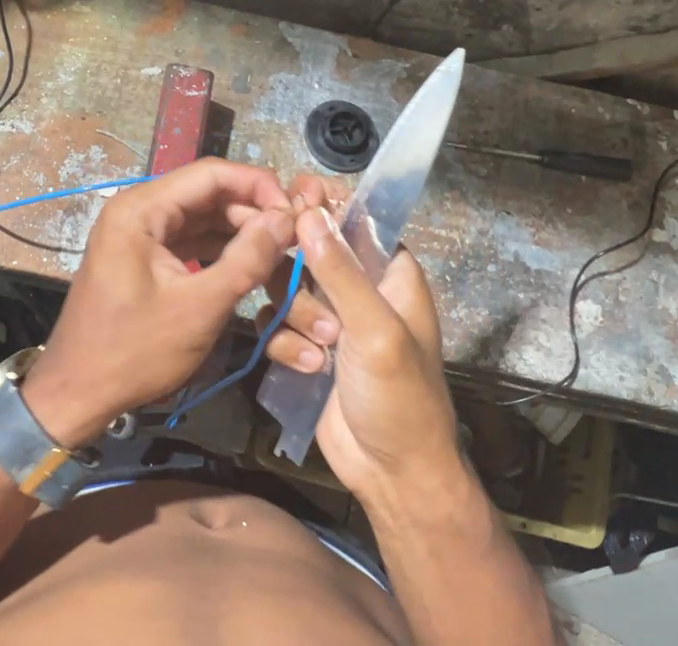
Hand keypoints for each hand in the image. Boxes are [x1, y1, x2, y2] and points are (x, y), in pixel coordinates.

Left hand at [21, 158, 294, 448]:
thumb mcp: (199, 307)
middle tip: (295, 235)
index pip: (211, 174)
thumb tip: (286, 219)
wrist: (78, 395)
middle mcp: (138, 211)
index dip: (258, 185)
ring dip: (240, 230)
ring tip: (282, 250)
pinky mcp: (144, 258)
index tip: (295, 213)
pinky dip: (221, 249)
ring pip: (202, 217)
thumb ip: (246, 259)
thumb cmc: (133, 351)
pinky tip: (253, 264)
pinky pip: (190, 240)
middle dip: (252, 210)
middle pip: (207, 193)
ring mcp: (139, 235)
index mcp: (141, 209)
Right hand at [261, 179, 463, 503]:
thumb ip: (339, 271)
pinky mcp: (307, 347)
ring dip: (296, 318)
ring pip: (286, 288)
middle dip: (301, 279)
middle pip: (307, 251)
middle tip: (311, 306)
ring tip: (322, 351)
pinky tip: (308, 369)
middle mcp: (359, 287)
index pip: (352, 219)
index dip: (320, 209)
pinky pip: (277, 325)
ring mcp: (330, 318)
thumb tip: (308, 211)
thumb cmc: (400, 395)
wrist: (391, 471)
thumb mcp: (375, 329)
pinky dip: (287, 345)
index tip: (289, 207)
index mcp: (390, 272)